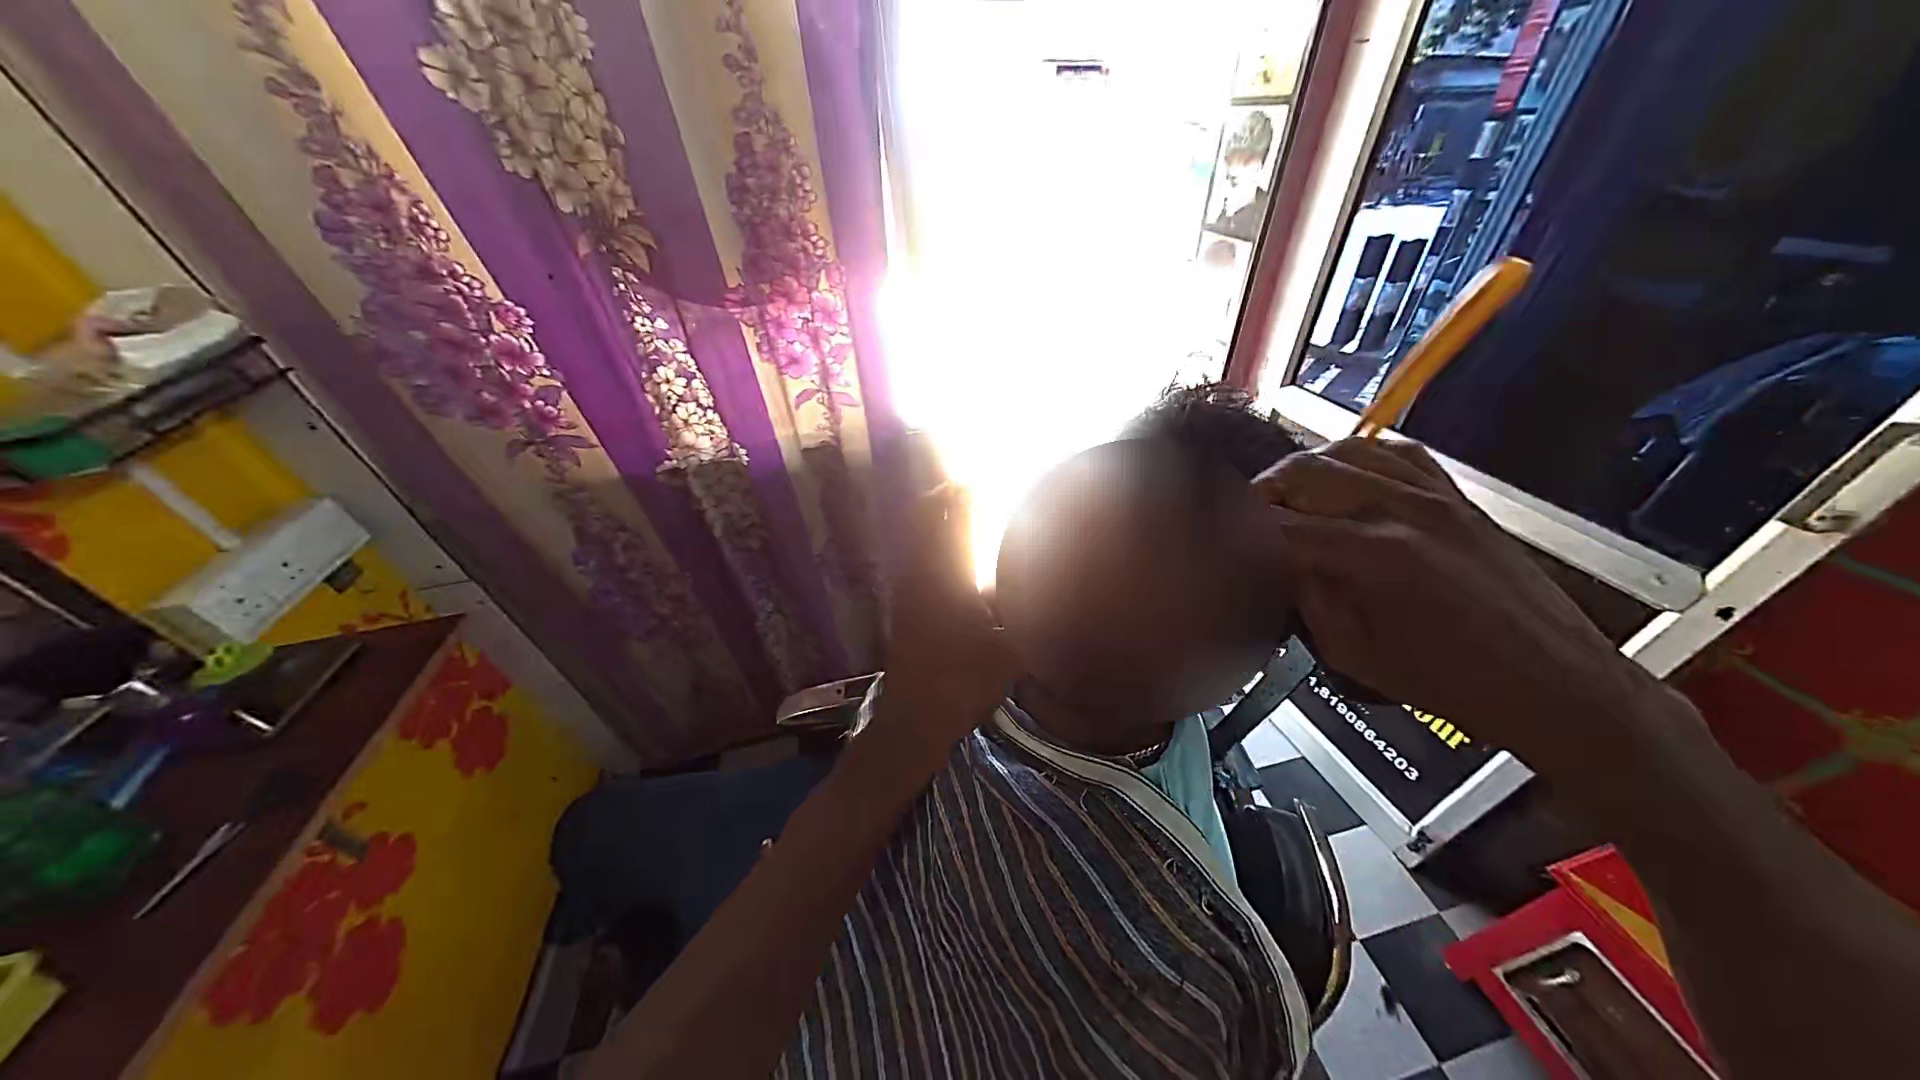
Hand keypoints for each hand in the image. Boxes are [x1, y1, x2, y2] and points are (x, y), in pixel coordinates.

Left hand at [866, 484, 1016, 771]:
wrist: (913, 721)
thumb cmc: (962, 683)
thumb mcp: (1010, 649)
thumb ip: (1034, 613)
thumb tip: (1056, 585)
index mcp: (945, 573)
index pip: (952, 512)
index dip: (969, 489)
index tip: (991, 479)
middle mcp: (919, 571)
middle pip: (926, 513)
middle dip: (949, 494)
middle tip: (978, 488)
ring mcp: (906, 588)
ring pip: (917, 535)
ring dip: (939, 517)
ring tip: (970, 514)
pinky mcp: (903, 606)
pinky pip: (917, 557)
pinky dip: (934, 542)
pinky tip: (958, 559)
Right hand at [1251, 438, 1663, 783]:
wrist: (1553, 683)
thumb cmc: (1456, 683)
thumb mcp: (1351, 653)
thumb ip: (1304, 597)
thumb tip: (1275, 563)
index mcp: (1370, 555)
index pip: (1275, 524)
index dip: (1237, 531)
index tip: (1220, 540)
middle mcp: (1399, 511)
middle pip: (1300, 472)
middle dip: (1259, 493)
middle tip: (1242, 520)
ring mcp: (1433, 497)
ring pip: (1343, 451)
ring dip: (1301, 469)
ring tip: (1284, 496)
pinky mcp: (1456, 498)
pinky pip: (1396, 452)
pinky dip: (1357, 457)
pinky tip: (1342, 477)